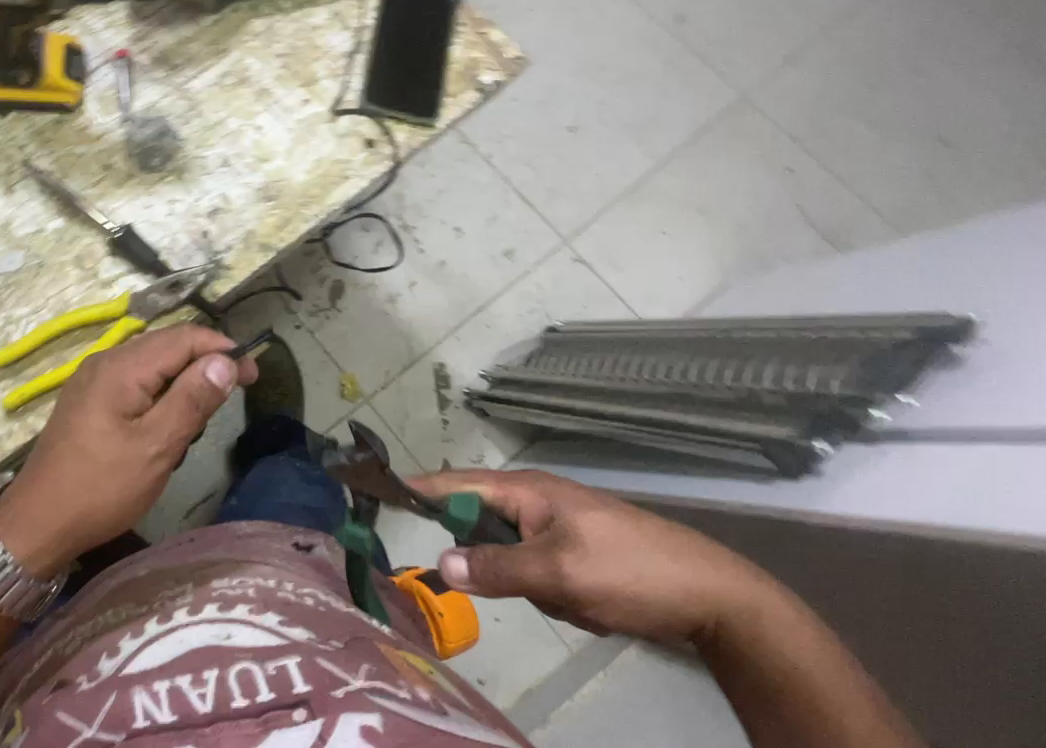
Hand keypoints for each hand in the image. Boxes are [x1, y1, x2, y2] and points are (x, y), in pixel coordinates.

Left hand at [0, 325, 257, 578]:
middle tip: (233, 399)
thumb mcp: (155, 447)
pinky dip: (158, 399)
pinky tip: (163, 432)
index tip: (254, 376)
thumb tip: (225, 361)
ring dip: (180, 387)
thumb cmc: (101, 486)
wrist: (38, 521)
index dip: (222, 350)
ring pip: (152, 366)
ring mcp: (93, 380)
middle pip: (167, 346)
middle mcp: (105, 361)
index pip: (183, 337)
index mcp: (121, 366)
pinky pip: (134, 384)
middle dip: (203, 367)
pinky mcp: (88, 400)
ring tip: (193, 427)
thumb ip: (191, 400)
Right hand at [411, 469, 779, 645]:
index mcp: (524, 490)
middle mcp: (534, 500)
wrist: (717, 598)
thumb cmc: (630, 571)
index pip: (452, 484)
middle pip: (478, 524)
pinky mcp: (575, 552)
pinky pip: (537, 573)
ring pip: (508, 555)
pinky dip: (551, 594)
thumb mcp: (558, 574)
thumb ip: (496, 568)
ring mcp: (555, 527)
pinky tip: (586, 608)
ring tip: (570, 600)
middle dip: (489, 560)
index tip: (373, 494)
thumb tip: (440, 562)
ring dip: (526, 584)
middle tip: (515, 584)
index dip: (414, 489)